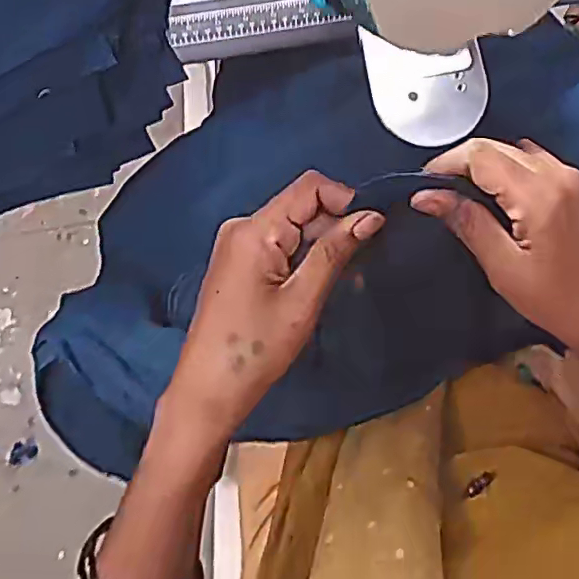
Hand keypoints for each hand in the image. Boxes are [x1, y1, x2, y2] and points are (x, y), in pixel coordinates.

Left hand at [166, 171, 384, 441]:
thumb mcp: (303, 300)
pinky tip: (318, 281)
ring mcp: (238, 243)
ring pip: (295, 224)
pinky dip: (305, 254)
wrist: (207, 392)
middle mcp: (243, 226)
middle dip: (336, 224)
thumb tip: (371, 216)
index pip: (310, 187)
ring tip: (342, 276)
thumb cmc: (255, 351)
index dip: (345, 199)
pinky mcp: (240, 260)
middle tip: (359, 260)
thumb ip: (335, 251)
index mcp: (254, 230)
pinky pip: (281, 241)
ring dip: (323, 242)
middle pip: (302, 204)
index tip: (371, 228)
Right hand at [413, 138, 578, 401]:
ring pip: (514, 149)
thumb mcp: (504, 268)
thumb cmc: (557, 302)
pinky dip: (508, 167)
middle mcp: (558, 174)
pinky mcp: (577, 184)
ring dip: (485, 163)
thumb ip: (467, 222)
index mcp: (539, 194)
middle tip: (438, 191)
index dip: (446, 164)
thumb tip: (426, 195)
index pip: (481, 154)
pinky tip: (497, 194)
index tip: (425, 185)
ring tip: (463, 192)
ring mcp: (571, 176)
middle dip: (462, 162)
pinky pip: (533, 160)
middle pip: (496, 146)